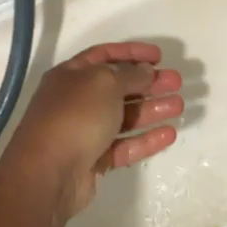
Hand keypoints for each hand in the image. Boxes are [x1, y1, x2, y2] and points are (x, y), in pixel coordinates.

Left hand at [0, 43, 184, 218]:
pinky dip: (146, 140)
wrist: (47, 174)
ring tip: (179, 106)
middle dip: (148, 83)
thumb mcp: (104, 83)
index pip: (104, 56)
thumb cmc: (74, 117)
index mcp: (70, 76)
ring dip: (152, 110)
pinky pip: (124, 146)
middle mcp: (76, 101)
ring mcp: (84, 132)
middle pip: (118, 87)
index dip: (132, 53)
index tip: (160, 56)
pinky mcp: (94, 160)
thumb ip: (130, 74)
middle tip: (176, 82)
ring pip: (124, 117)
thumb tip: (146, 72)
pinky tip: (170, 134)